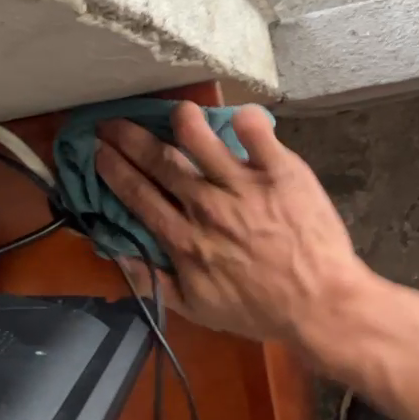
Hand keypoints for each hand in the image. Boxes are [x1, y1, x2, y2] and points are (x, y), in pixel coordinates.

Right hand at [95, 101, 375, 348]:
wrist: (320, 305)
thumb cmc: (261, 309)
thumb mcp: (199, 310)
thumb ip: (156, 283)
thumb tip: (119, 256)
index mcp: (185, 240)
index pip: (139, 197)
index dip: (115, 171)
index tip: (98, 151)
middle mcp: (208, 207)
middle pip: (162, 164)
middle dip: (131, 139)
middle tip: (112, 121)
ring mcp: (245, 186)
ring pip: (204, 143)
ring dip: (184, 122)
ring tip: (174, 110)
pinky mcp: (281, 173)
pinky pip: (259, 137)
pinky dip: (247, 122)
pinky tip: (237, 113)